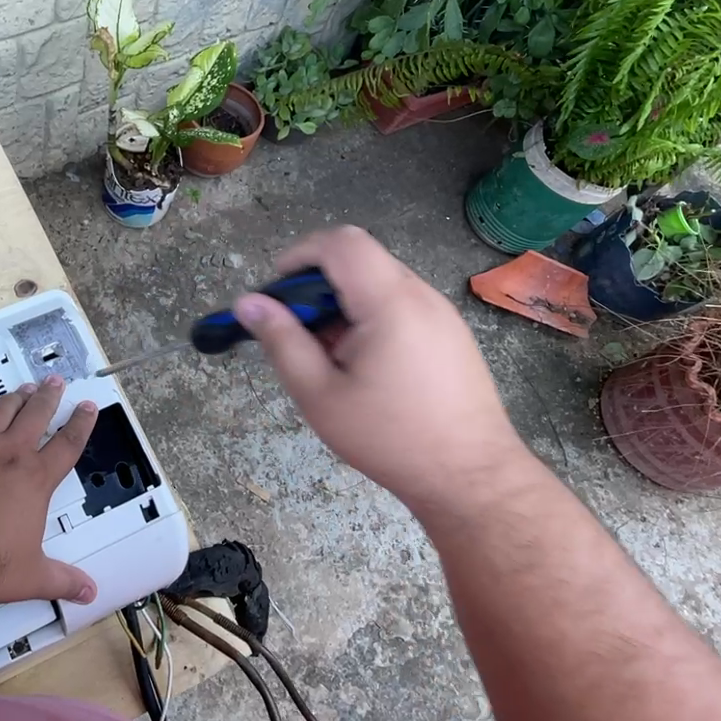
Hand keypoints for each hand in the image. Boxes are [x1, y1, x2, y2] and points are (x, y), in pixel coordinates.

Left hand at [0, 376, 99, 609]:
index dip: (81, 423)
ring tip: (23, 389)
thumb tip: (86, 591)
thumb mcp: (32, 576)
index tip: (87, 408)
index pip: (67, 443)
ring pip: (2, 410)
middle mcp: (10, 455)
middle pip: (36, 414)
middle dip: (48, 396)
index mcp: (36, 480)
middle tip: (54, 383)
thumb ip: (62, 580)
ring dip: (15, 397)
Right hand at [231, 226, 535, 513]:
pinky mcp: (451, 334)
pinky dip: (370, 316)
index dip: (299, 255)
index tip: (278, 296)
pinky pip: (401, 304)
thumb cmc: (390, 438)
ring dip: (343, 304)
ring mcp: (442, 313)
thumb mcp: (319, 394)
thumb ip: (281, 340)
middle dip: (317, 285)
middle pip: (358, 259)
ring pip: (379, 282)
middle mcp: (421, 295)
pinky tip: (364, 366)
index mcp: (390, 302)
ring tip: (329, 357)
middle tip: (297, 333)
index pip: (340, 243)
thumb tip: (247, 302)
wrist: (473, 478)